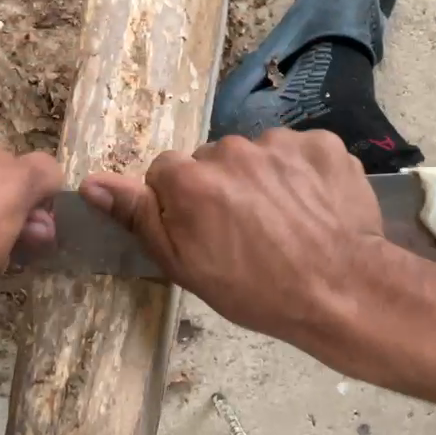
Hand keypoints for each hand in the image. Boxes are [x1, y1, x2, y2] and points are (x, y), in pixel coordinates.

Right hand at [81, 129, 393, 348]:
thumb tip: (91, 183)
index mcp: (189, 177)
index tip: (203, 231)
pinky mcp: (322, 144)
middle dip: (221, 188)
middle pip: (211, 161)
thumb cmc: (255, 288)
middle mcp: (229, 148)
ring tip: (285, 221)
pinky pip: (298, 152)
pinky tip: (313, 207)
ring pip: (255, 155)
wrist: (344, 291)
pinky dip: (302, 174)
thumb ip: (137, 216)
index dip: (181, 204)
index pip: (166, 172)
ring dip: (262, 179)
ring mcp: (280, 143)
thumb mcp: (183, 265)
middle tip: (246, 231)